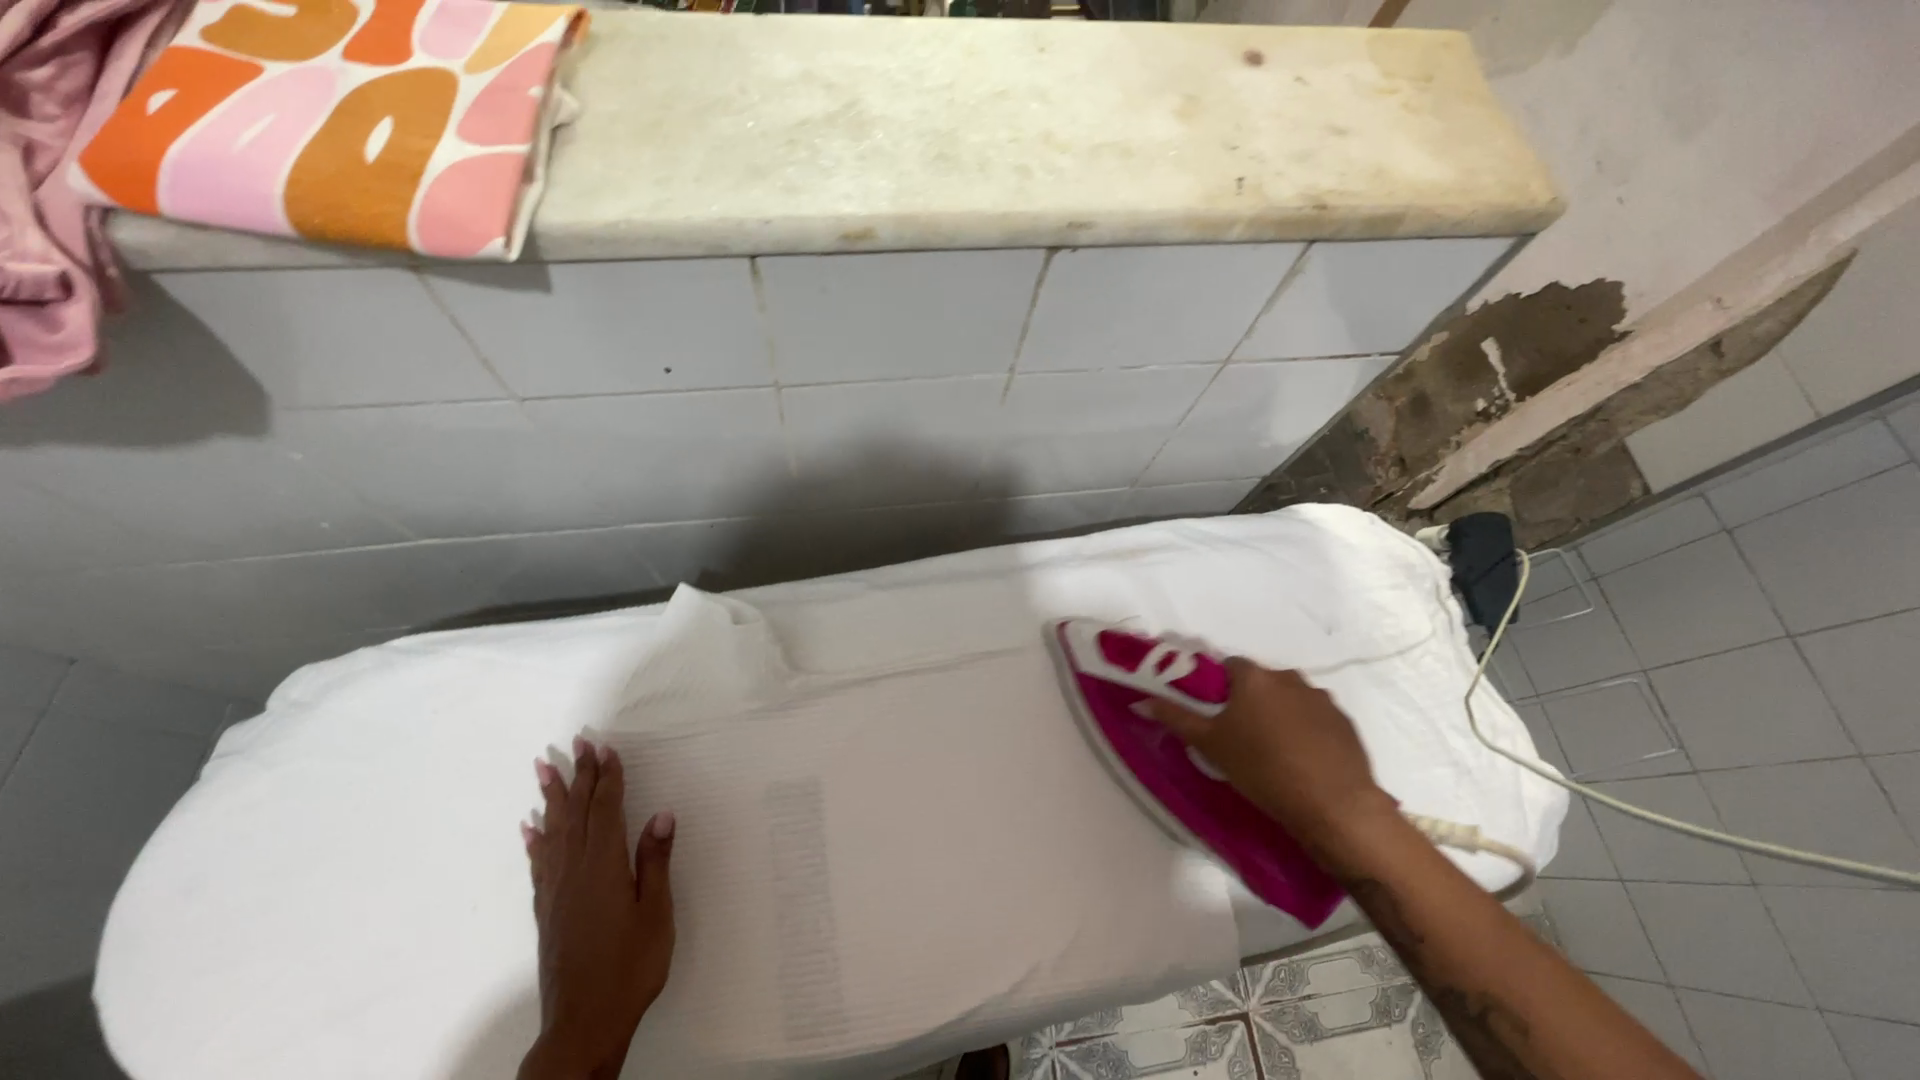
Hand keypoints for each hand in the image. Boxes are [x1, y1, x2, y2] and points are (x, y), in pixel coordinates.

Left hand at [519, 737, 676, 1079]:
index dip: (607, 777)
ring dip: (551, 798)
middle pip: (576, 812)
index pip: (605, 809)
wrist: (585, 1020)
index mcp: (604, 865)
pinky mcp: (546, 909)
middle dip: (579, 776)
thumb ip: (654, 863)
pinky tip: (530, 829)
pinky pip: (539, 862)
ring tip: (543, 769)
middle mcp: (574, 869)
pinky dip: (535, 840)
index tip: (606, 747)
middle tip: (577, 742)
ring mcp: (555, 890)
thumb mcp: (655, 914)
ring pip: (552, 831)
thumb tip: (661, 815)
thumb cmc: (631, 965)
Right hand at [1147, 659, 1395, 867]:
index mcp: (1253, 677)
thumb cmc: (1261, 769)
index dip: (1218, 687)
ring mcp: (1321, 697)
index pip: (1229, 666)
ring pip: (1290, 699)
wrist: (1331, 803)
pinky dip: (1306, 730)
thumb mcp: (1209, 745)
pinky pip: (1316, 717)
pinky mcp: (1344, 721)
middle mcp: (1288, 677)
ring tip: (1273, 751)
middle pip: (1261, 682)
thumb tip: (1142, 701)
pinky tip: (1302, 759)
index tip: (1215, 713)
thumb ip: (1176, 718)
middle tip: (1240, 735)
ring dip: (1279, 714)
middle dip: (1250, 701)